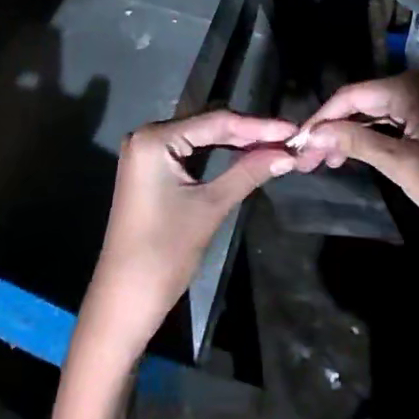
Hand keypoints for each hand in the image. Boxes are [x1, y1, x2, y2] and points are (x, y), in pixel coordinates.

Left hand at [82, 110, 297, 350]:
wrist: (125, 296)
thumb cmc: (165, 252)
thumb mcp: (211, 207)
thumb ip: (248, 173)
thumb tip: (288, 154)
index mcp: (155, 137)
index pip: (216, 121)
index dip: (258, 126)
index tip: (293, 130)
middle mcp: (146, 134)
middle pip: (207, 124)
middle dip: (248, 132)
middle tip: (288, 138)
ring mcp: (145, 151)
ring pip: (199, 137)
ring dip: (235, 142)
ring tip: (274, 145)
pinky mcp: (148, 168)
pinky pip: (188, 151)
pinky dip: (216, 154)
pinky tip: (244, 155)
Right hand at [293, 70, 418, 255]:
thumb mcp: (399, 165)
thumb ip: (354, 140)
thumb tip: (311, 133)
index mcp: (411, 88)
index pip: (351, 96)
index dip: (321, 119)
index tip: (296, 144)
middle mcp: (417, 85)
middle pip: (361, 102)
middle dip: (332, 128)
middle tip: (306, 159)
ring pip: (373, 112)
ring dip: (348, 134)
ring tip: (323, 161)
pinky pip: (390, 121)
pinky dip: (369, 137)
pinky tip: (349, 155)